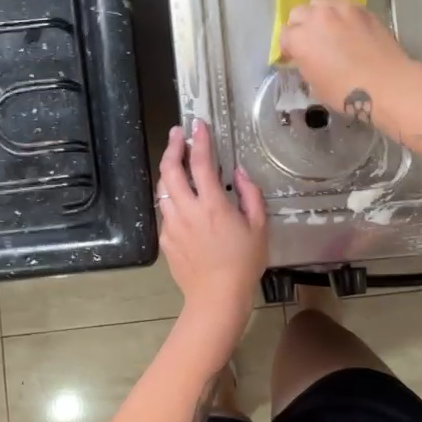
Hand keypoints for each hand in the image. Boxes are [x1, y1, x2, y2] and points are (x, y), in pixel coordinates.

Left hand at [157, 119, 267, 315]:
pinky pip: (164, 211)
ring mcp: (172, 225)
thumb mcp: (259, 227)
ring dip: (167, 171)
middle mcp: (187, 210)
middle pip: (170, 170)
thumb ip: (251, 194)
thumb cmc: (244, 263)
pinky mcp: (165, 239)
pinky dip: (169, 198)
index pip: (201, 162)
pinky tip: (178, 199)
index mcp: (213, 205)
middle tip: (177, 135)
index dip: (199, 140)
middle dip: (172, 147)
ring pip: (162, 189)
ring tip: (175, 162)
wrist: (217, 297)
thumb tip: (239, 172)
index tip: (198, 124)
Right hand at [279, 0, 413, 127]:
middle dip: (300, 26)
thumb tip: (307, 57)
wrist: (386, 84)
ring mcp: (340, 9)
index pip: (284, 36)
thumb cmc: (346, 92)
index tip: (295, 57)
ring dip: (318, 14)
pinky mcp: (361, 9)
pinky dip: (339, 13)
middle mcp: (317, 17)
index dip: (288, 48)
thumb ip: (305, 63)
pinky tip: (346, 26)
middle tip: (310, 41)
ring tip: (327, 28)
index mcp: (300, 39)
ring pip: (319, 2)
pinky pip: (342, 4)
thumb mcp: (315, 84)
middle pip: (298, 12)